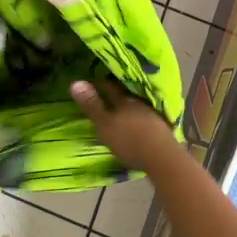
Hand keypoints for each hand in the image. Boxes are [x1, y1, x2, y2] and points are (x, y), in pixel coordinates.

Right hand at [70, 80, 185, 173]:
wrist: (162, 157)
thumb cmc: (129, 140)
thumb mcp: (105, 125)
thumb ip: (91, 105)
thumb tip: (75, 82)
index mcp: (124, 100)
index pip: (109, 86)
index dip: (99, 82)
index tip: (90, 79)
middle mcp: (138, 102)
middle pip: (125, 93)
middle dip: (115, 92)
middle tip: (105, 91)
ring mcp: (151, 113)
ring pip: (137, 103)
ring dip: (128, 104)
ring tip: (120, 106)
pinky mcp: (160, 126)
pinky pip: (146, 115)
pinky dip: (138, 115)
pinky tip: (137, 120)